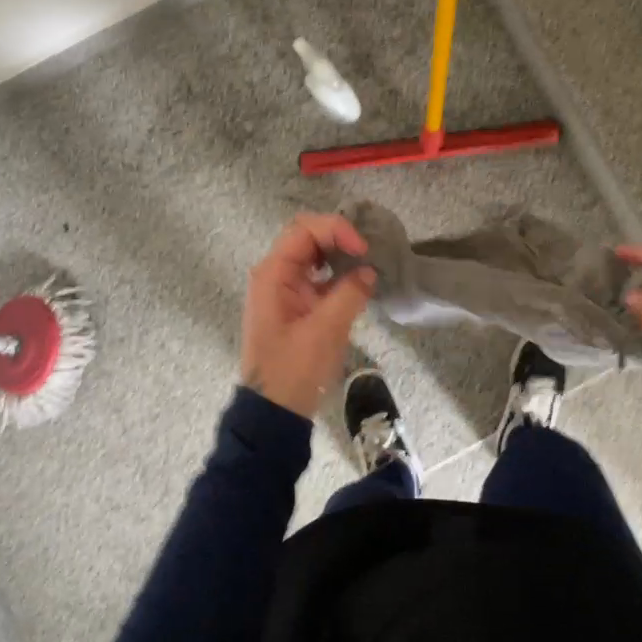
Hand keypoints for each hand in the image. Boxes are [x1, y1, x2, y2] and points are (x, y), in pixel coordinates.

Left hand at [239, 213, 376, 418]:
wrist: (274, 411)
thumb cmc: (294, 369)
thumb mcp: (325, 330)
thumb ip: (349, 294)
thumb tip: (369, 272)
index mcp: (272, 274)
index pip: (304, 229)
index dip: (336, 230)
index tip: (363, 250)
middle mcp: (274, 275)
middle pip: (307, 238)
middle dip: (339, 238)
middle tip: (368, 254)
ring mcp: (283, 291)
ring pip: (313, 257)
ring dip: (339, 256)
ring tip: (367, 265)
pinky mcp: (294, 307)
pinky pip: (316, 279)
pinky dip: (337, 276)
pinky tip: (358, 285)